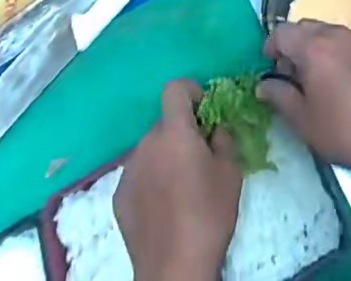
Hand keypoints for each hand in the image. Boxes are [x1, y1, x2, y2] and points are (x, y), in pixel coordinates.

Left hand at [114, 80, 242, 280]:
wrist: (174, 267)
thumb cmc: (208, 216)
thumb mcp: (231, 174)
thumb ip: (224, 139)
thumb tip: (214, 127)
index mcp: (173, 131)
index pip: (174, 88)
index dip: (190, 91)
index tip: (204, 111)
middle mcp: (146, 141)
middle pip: (164, 123)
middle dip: (181, 132)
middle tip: (199, 160)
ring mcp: (129, 167)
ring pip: (151, 149)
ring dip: (165, 157)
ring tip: (182, 189)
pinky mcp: (119, 193)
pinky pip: (139, 174)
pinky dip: (151, 181)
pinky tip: (164, 208)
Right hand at [257, 21, 350, 183]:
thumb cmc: (345, 130)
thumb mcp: (303, 120)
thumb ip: (278, 96)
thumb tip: (263, 85)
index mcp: (311, 47)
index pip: (280, 33)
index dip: (270, 48)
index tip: (270, 70)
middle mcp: (332, 35)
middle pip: (300, 27)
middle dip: (290, 46)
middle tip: (290, 75)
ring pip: (321, 31)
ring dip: (309, 46)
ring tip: (312, 77)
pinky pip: (339, 40)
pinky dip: (328, 50)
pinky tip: (334, 79)